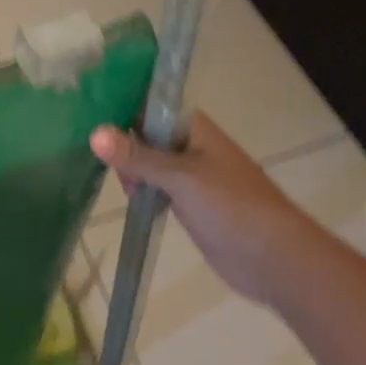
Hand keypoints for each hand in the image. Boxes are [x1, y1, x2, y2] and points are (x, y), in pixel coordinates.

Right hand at [90, 113, 314, 306]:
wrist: (277, 261)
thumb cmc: (232, 207)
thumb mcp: (180, 177)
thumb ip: (137, 156)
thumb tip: (93, 133)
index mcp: (193, 127)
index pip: (149, 103)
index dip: (120, 103)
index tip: (88, 110)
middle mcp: (189, 144)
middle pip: (144, 131)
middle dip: (121, 141)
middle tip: (107, 161)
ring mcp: (190, 174)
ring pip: (148, 160)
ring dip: (130, 167)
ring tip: (123, 185)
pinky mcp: (189, 203)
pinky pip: (156, 186)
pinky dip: (141, 189)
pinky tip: (129, 197)